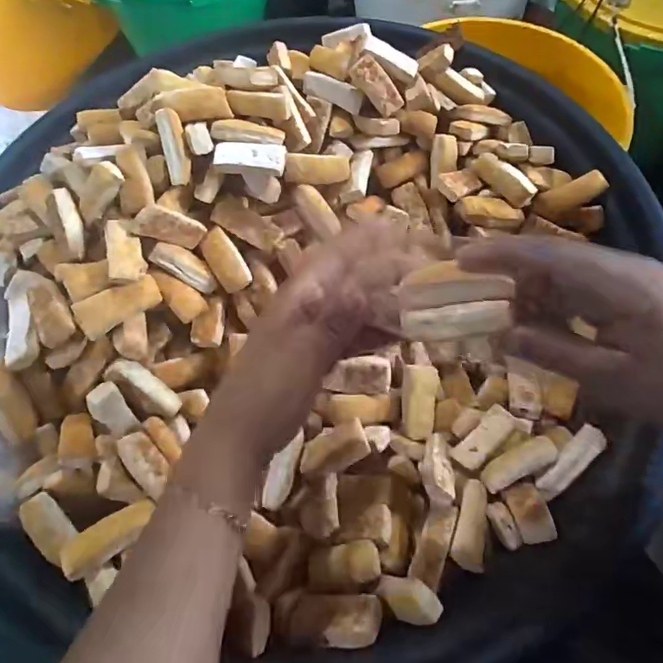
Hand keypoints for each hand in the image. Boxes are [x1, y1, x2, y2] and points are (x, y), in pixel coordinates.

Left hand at [196, 223, 431, 467]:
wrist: (240, 435)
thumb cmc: (270, 390)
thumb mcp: (305, 352)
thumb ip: (337, 317)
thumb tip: (368, 283)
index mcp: (299, 295)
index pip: (337, 254)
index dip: (368, 239)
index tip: (402, 227)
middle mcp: (304, 305)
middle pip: (348, 275)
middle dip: (382, 264)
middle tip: (421, 261)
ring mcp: (307, 331)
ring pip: (351, 304)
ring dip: (382, 298)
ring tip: (418, 292)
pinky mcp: (312, 356)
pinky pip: (348, 333)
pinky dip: (372, 330)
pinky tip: (397, 334)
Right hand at [458, 237, 662, 446]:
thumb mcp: (607, 379)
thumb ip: (552, 351)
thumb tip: (502, 332)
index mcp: (624, 284)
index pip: (552, 257)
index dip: (503, 255)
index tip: (461, 258)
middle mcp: (626, 267)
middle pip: (554, 253)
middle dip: (506, 260)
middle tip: (462, 268)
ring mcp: (629, 275)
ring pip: (562, 266)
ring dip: (526, 282)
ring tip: (492, 302)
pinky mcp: (628, 289)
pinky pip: (577, 281)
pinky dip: (548, 295)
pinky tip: (530, 312)